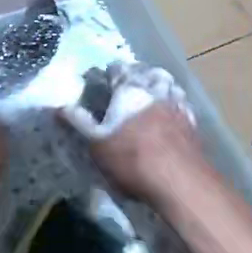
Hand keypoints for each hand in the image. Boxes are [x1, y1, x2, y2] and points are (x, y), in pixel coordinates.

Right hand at [61, 64, 211, 206]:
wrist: (181, 183)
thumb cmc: (133, 159)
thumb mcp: (96, 143)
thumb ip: (78, 122)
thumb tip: (58, 106)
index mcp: (130, 89)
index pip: (117, 68)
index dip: (107, 73)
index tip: (100, 82)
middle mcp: (155, 89)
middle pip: (146, 72)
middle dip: (135, 74)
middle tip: (126, 85)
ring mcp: (177, 104)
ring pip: (167, 84)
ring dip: (157, 85)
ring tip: (149, 94)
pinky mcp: (193, 122)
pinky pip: (181, 103)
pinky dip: (173, 103)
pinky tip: (169, 113)